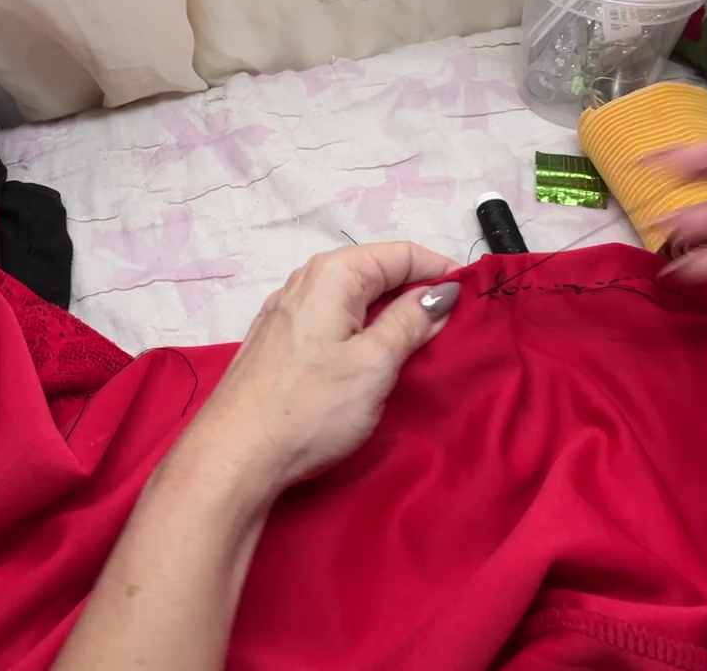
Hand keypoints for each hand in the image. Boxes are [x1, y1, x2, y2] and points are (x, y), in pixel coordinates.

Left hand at [178, 242, 460, 494]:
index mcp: (333, 274)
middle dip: (415, 288)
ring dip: (389, 309)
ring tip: (420, 338)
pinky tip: (373, 351)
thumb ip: (410, 321)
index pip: (399, 253)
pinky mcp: (280, 336)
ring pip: (353, 294)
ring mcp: (288, 308)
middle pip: (375, 269)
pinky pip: (333, 315)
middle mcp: (307, 279)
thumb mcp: (374, 363)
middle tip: (452, 321)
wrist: (235, 454)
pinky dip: (361, 324)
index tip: (471, 295)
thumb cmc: (310, 406)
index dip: (438, 269)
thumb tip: (440, 292)